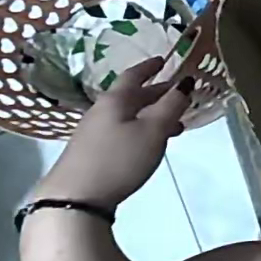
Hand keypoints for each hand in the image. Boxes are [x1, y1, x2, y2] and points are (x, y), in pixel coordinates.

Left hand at [33, 57, 192, 211]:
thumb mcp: (152, 131)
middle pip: (132, 96)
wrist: (75, 199)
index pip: (134, 75)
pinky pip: (122, 131)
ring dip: (151, 114)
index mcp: (116, 100)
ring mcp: (94, 132)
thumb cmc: (119, 159)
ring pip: (128, 115)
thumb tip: (185, 81)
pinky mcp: (92, 152)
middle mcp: (102, 110)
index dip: (150, 67)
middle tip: (178, 93)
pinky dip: (140, 129)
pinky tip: (150, 143)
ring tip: (174, 124)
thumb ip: (171, 105)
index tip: (164, 60)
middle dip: (156, 93)